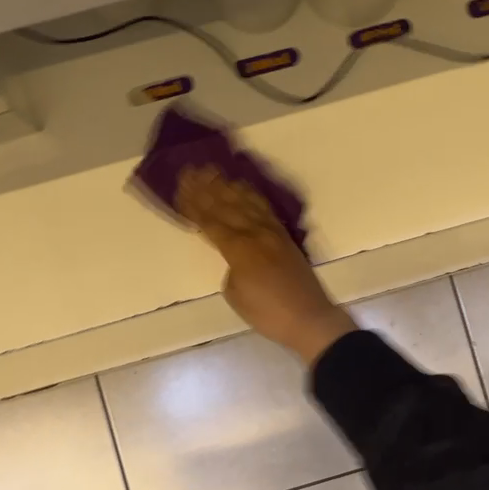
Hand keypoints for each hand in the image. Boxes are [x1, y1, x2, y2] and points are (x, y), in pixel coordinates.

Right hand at [176, 166, 355, 364]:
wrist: (309, 318)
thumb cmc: (268, 313)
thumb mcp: (236, 295)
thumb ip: (229, 268)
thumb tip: (233, 255)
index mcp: (239, 248)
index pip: (211, 222)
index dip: (194, 206)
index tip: (179, 189)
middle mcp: (255, 232)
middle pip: (226, 206)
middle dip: (206, 189)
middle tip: (190, 171)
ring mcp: (273, 232)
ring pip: (246, 202)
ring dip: (227, 187)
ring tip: (212, 171)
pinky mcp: (284, 236)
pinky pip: (265, 209)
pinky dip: (252, 196)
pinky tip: (243, 187)